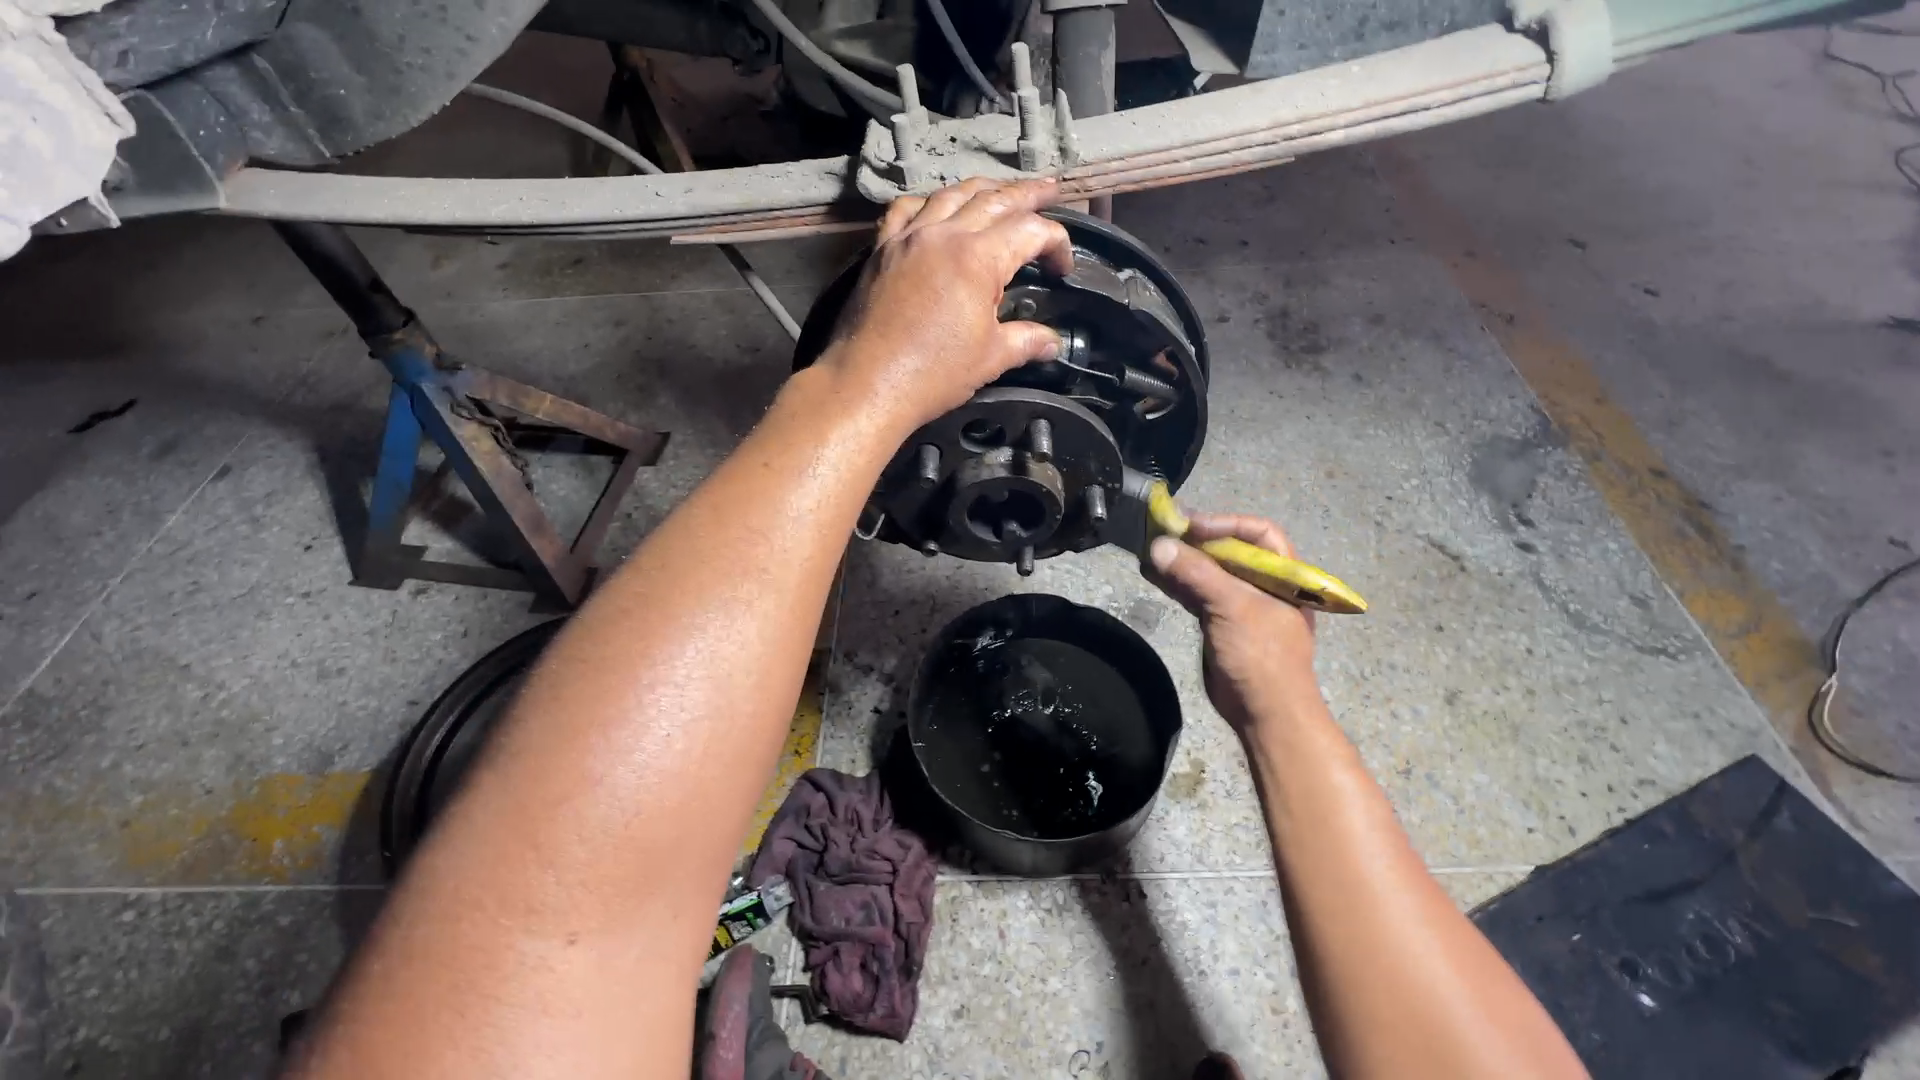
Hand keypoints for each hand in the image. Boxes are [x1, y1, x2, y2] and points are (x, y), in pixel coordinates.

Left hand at [815, 177, 1073, 434]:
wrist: (867, 383)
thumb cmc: (931, 373)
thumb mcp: (991, 357)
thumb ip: (1026, 341)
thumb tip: (1050, 342)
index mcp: (978, 257)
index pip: (1031, 230)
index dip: (1057, 243)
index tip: (1064, 268)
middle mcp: (944, 234)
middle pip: (995, 199)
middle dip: (1028, 194)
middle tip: (1050, 189)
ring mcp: (909, 237)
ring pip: (951, 194)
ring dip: (982, 189)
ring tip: (1001, 190)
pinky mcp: (882, 249)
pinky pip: (906, 210)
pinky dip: (928, 202)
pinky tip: (936, 207)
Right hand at [1148, 514, 1321, 734]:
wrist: (1265, 713)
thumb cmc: (1262, 655)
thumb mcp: (1232, 607)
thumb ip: (1196, 573)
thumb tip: (1158, 545)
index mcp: (1284, 575)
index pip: (1259, 532)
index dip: (1226, 524)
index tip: (1191, 526)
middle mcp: (1264, 584)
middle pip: (1230, 549)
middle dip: (1196, 540)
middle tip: (1163, 532)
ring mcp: (1241, 605)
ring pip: (1209, 572)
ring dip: (1181, 561)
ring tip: (1150, 550)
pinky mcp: (1219, 624)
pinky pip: (1196, 594)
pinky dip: (1176, 583)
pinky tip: (1153, 574)